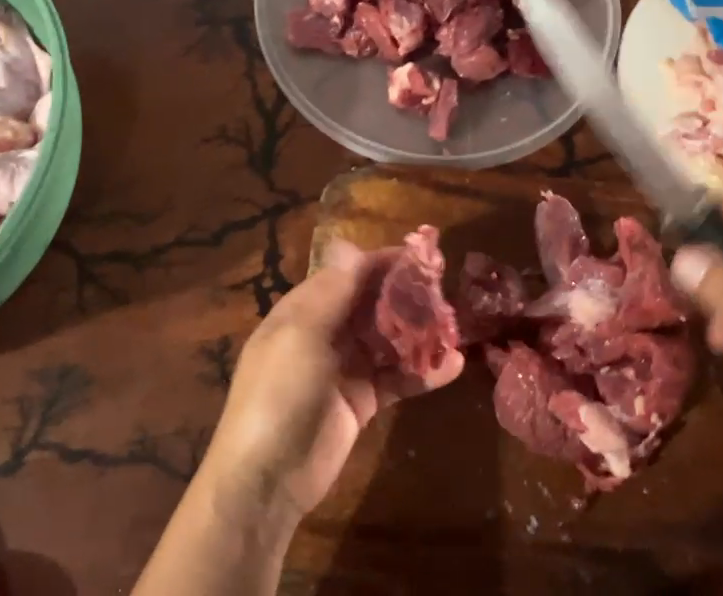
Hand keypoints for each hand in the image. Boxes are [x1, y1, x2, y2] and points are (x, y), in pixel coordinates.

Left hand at [199, 240, 463, 519]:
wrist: (266, 478)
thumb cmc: (278, 394)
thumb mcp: (300, 336)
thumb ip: (332, 293)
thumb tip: (349, 243)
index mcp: (303, 311)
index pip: (348, 275)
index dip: (382, 264)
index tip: (422, 254)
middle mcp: (325, 333)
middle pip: (372, 305)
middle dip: (407, 296)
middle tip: (447, 290)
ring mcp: (345, 369)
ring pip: (389, 340)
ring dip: (420, 333)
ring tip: (456, 327)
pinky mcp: (362, 402)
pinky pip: (397, 378)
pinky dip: (422, 371)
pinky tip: (452, 366)